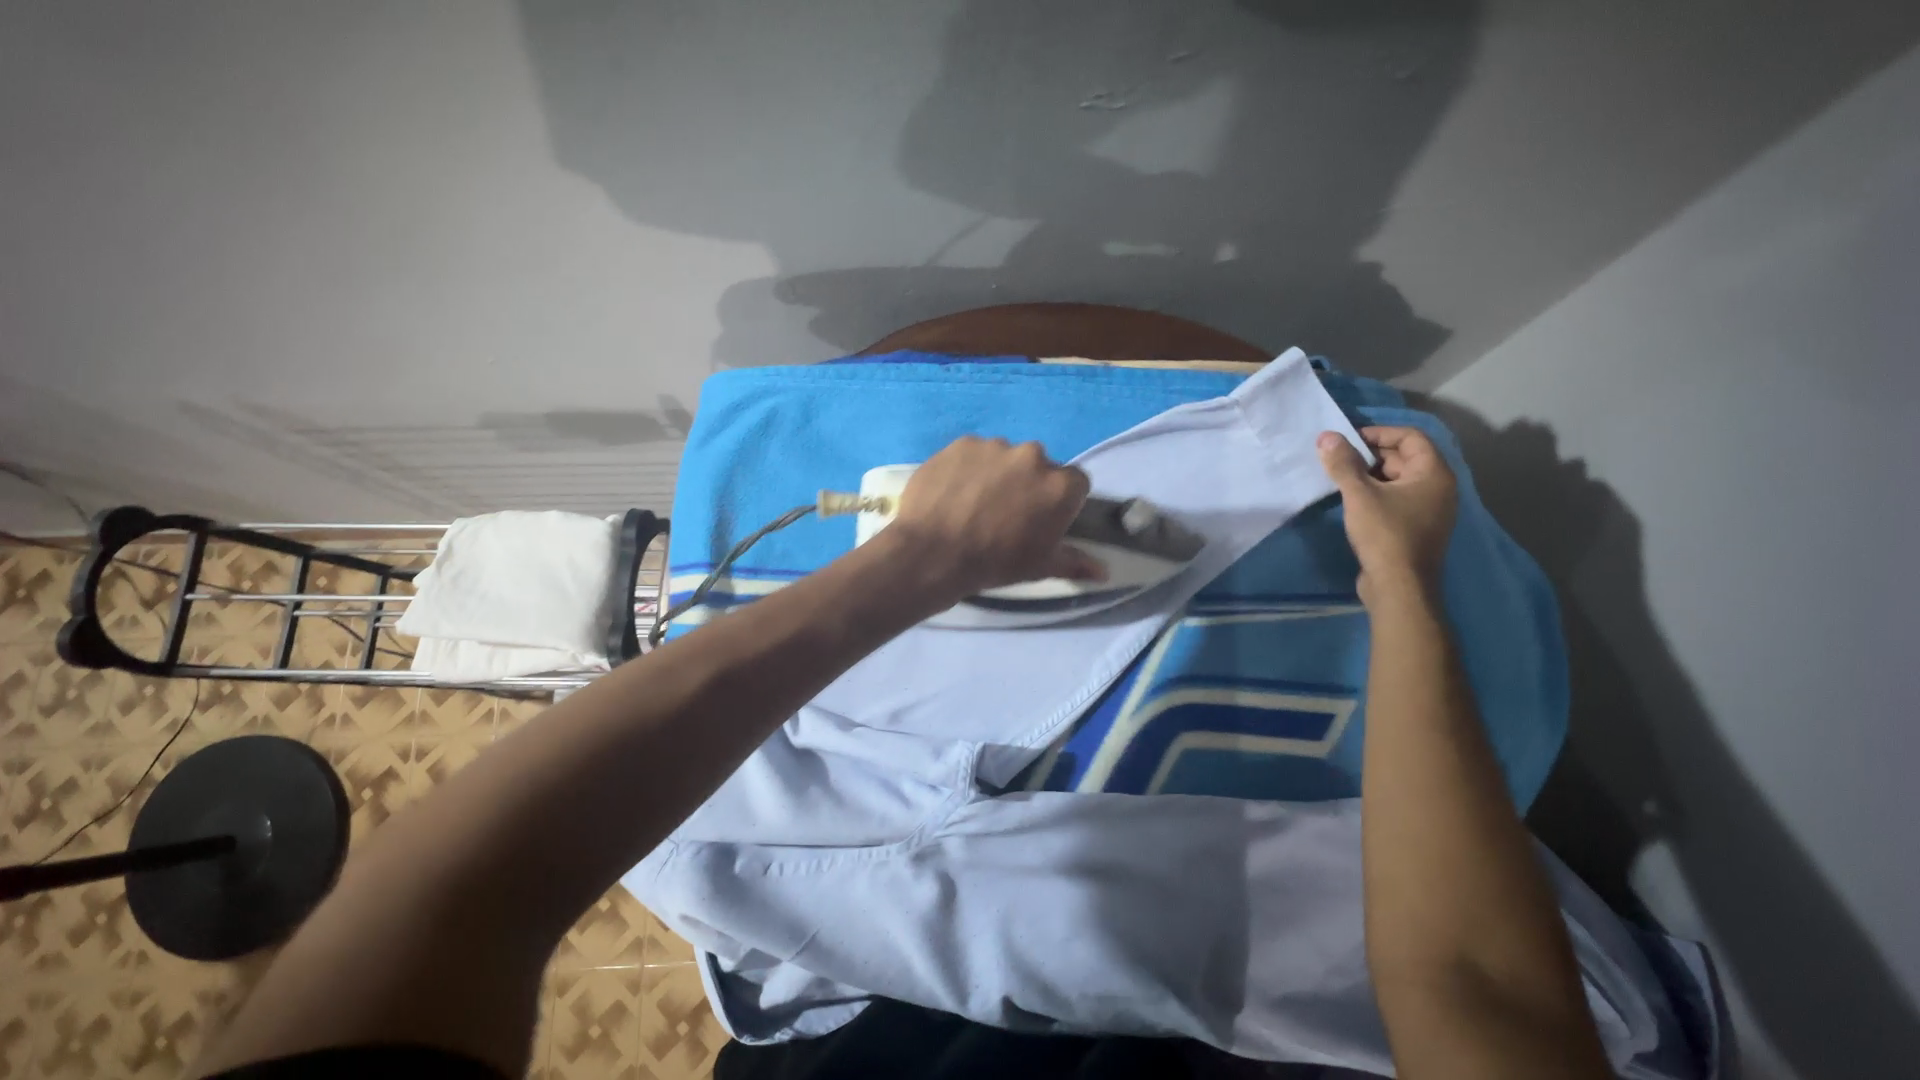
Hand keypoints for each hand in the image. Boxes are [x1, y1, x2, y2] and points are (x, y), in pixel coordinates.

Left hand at [889, 436, 1102, 597]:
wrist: (933, 553)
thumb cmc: (995, 563)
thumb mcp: (1039, 567)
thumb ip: (1075, 562)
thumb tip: (1104, 571)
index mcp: (1061, 485)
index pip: (1075, 483)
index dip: (1060, 502)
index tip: (1043, 519)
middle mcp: (1033, 456)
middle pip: (1039, 466)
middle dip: (1028, 484)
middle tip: (1006, 513)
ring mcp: (995, 446)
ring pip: (1004, 458)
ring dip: (997, 474)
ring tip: (974, 504)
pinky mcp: (961, 444)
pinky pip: (972, 454)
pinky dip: (968, 469)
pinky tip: (953, 494)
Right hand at [1317, 426, 1456, 605]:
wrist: (1399, 587)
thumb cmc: (1385, 534)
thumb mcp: (1359, 495)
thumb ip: (1343, 463)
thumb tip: (1326, 436)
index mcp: (1434, 473)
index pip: (1410, 437)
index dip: (1379, 432)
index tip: (1348, 439)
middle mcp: (1439, 488)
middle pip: (1404, 457)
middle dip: (1370, 454)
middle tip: (1339, 459)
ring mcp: (1429, 509)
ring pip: (1398, 480)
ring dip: (1370, 475)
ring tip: (1340, 479)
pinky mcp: (1416, 527)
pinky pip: (1397, 499)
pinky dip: (1376, 494)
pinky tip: (1352, 502)